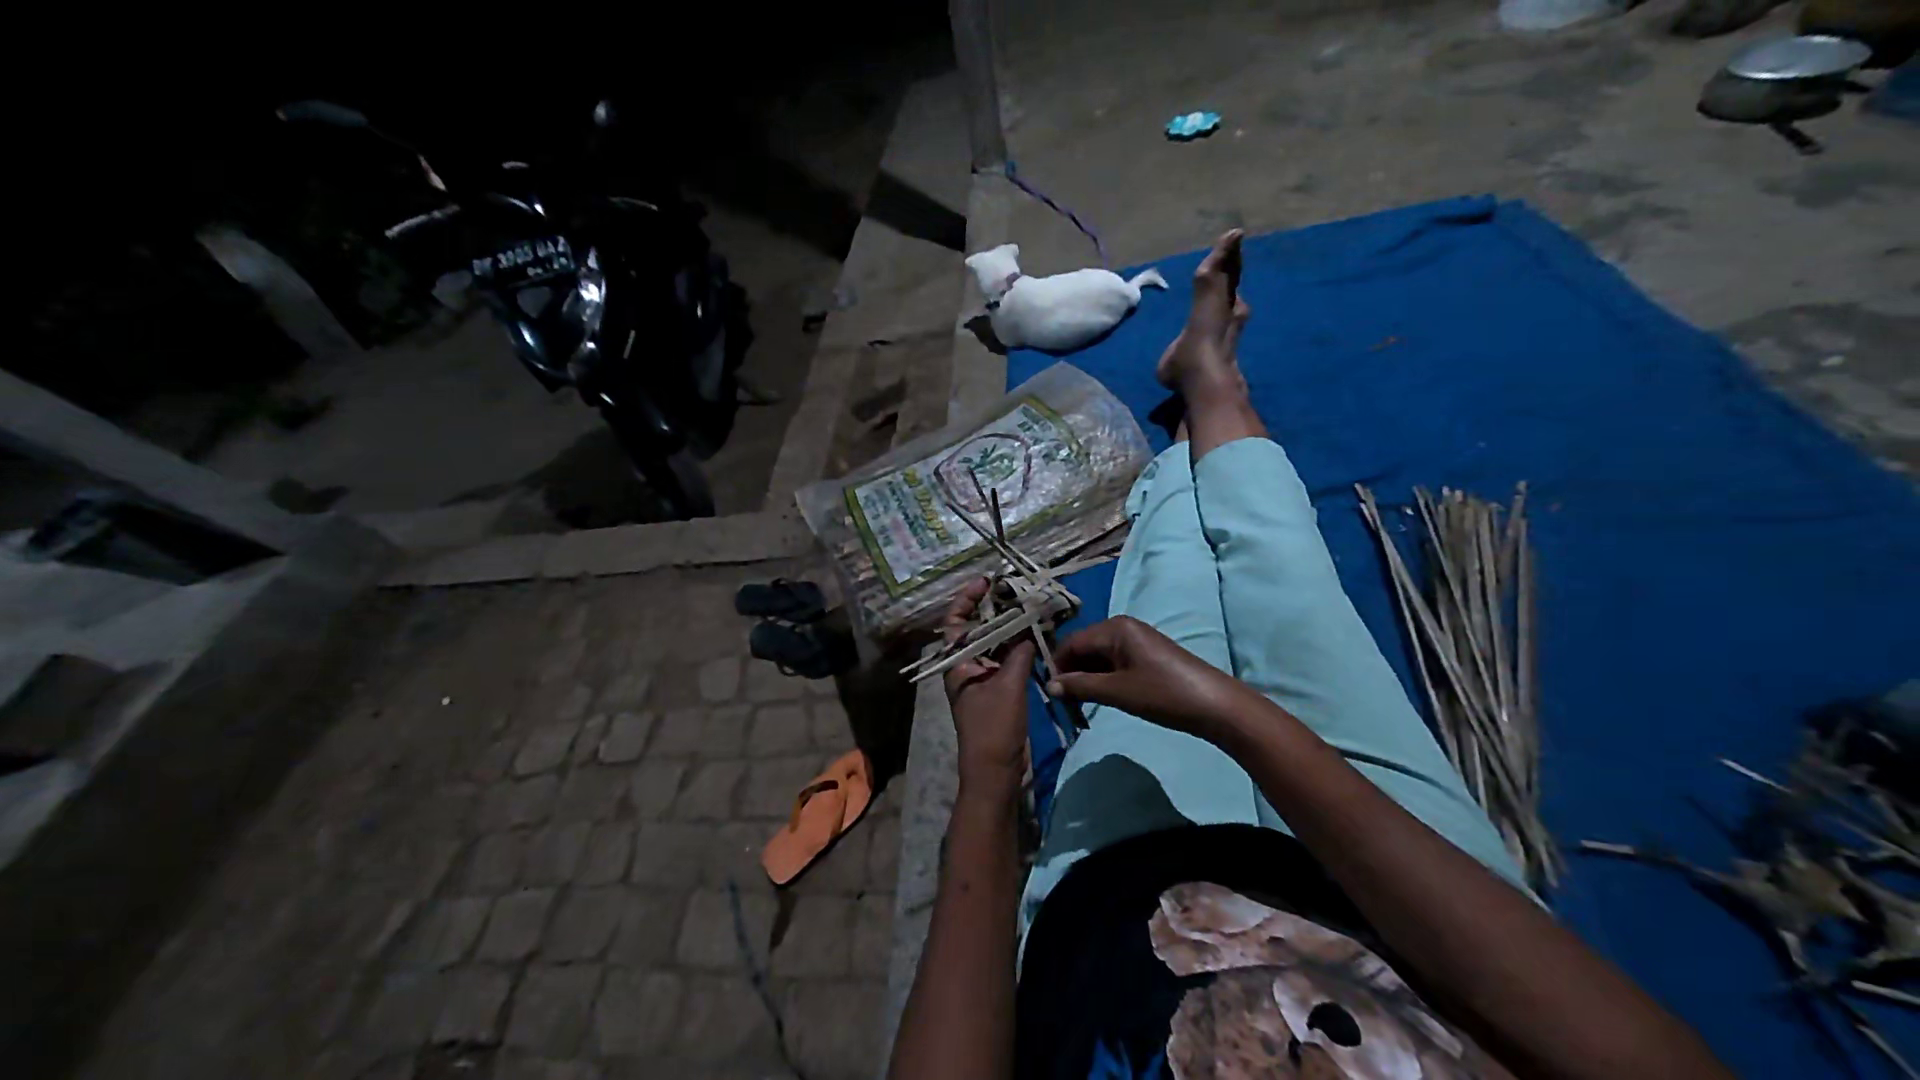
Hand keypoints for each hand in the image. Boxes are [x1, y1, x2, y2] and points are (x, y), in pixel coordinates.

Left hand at [942, 579, 1035, 788]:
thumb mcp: (1008, 686)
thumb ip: (1018, 654)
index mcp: (957, 663)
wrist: (996, 770)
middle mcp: (967, 667)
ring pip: (997, 645)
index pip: (956, 621)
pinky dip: (1021, 649)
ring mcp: (984, 679)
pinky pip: (1009, 661)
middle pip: (979, 629)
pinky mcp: (999, 691)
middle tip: (1019, 593)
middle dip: (997, 611)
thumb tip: (1029, 629)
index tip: (987, 582)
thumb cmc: (993, 726)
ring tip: (1033, 610)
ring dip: (1013, 629)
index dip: (968, 599)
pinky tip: (1039, 638)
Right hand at [1048, 616, 1259, 741]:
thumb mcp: (1117, 692)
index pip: (1071, 643)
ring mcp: (1136, 640)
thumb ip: (1080, 687)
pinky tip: (1101, 697)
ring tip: (1080, 704)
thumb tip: (1049, 687)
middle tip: (1064, 702)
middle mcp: (1122, 627)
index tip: (1050, 694)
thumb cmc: (1163, 694)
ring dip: (1086, 678)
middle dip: (1071, 673)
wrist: (1214, 705)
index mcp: (1114, 628)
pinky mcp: (1145, 655)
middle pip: (1083, 648)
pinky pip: (1113, 662)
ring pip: (1098, 657)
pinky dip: (1103, 678)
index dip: (1057, 667)